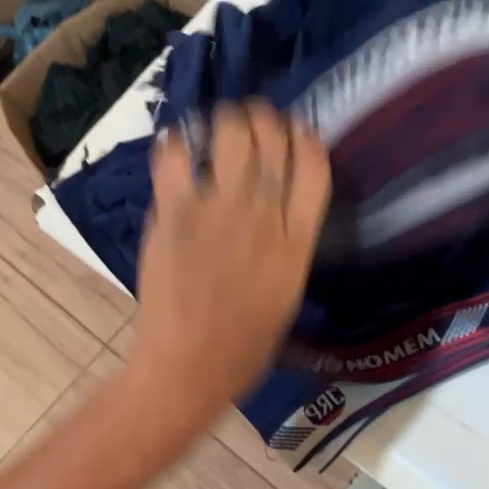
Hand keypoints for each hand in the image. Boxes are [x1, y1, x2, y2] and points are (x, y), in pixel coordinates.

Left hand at [128, 101, 332, 414]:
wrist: (187, 368)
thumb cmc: (242, 348)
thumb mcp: (286, 296)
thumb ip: (287, 247)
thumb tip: (279, 213)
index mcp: (296, 242)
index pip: (314, 165)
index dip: (305, 138)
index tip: (294, 135)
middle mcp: (263, 215)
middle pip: (273, 137)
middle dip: (263, 120)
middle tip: (250, 124)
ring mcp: (216, 210)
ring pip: (230, 133)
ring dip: (226, 121)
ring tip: (217, 128)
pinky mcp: (174, 212)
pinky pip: (177, 155)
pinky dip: (179, 144)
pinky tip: (180, 150)